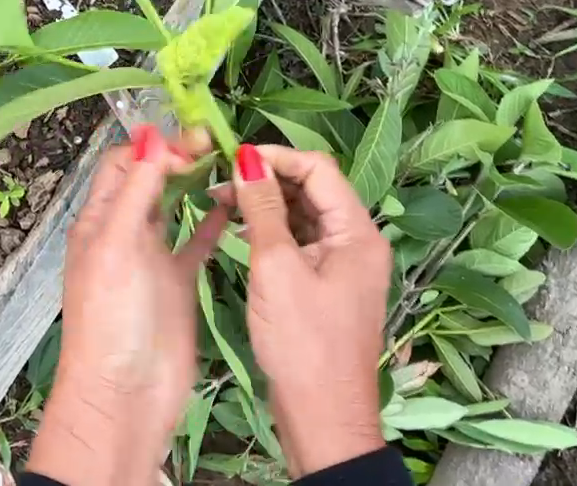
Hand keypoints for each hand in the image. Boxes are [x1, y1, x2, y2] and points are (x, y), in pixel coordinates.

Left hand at [27, 127, 228, 485]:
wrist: (126, 396)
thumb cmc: (110, 317)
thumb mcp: (116, 245)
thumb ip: (135, 191)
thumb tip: (151, 137)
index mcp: (98, 219)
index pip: (122, 165)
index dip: (151, 147)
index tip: (186, 142)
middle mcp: (123, 232)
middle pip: (148, 180)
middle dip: (175, 156)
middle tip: (212, 142)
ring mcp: (152, 257)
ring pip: (172, 206)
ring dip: (192, 182)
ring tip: (224, 161)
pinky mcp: (178, 281)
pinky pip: (196, 241)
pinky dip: (212, 220)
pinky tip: (232, 203)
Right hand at [230, 143, 390, 476]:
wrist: (322, 420)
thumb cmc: (302, 342)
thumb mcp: (275, 267)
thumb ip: (262, 207)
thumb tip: (246, 158)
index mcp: (357, 233)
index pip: (317, 169)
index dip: (275, 157)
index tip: (231, 158)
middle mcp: (356, 241)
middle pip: (311, 188)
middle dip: (266, 178)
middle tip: (219, 181)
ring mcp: (341, 263)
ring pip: (301, 212)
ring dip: (263, 202)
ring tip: (220, 200)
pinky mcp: (325, 282)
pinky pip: (298, 239)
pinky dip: (269, 228)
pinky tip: (238, 228)